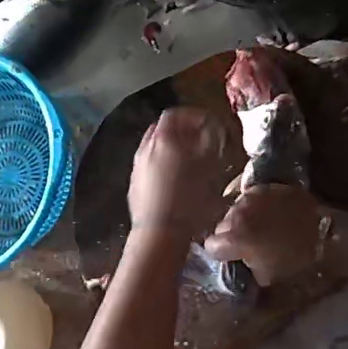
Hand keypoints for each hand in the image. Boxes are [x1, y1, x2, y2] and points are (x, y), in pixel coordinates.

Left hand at [128, 106, 230, 239]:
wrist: (160, 234)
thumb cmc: (191, 201)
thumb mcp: (212, 168)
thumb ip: (212, 143)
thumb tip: (213, 129)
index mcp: (163, 139)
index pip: (174, 114)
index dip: (193, 116)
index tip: (208, 124)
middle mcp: (145, 149)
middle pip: (162, 129)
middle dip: (182, 131)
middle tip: (201, 140)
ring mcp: (137, 168)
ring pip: (155, 148)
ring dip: (173, 149)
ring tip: (192, 161)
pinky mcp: (134, 185)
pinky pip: (149, 166)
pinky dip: (163, 164)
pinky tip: (177, 180)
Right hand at [204, 184, 324, 285]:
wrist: (318, 220)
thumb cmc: (293, 253)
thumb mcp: (269, 274)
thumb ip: (246, 271)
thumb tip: (240, 267)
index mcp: (234, 239)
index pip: (210, 246)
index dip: (221, 253)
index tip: (232, 256)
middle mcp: (235, 216)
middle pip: (222, 227)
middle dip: (232, 235)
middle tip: (251, 242)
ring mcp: (247, 199)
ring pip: (235, 212)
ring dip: (244, 220)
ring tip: (264, 226)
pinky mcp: (260, 188)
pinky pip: (248, 199)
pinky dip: (255, 207)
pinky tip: (269, 212)